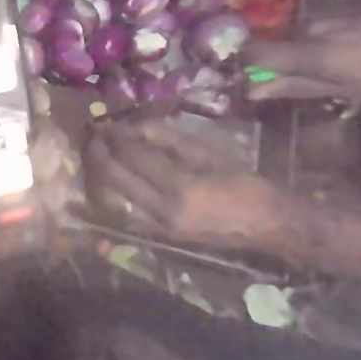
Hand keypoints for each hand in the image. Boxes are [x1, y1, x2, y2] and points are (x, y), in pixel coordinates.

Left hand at [85, 120, 288, 249]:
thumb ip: (169, 139)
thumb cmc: (243, 182)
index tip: (107, 123)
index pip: (133, 157)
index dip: (116, 137)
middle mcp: (163, 211)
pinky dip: (110, 196)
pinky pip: (123, 214)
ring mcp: (159, 228)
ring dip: (98, 176)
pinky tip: (108, 179)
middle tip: (94, 136)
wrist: (266, 224)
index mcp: (180, 187)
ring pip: (110, 201)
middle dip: (99, 154)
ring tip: (96, 155)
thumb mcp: (209, 152)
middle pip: (114, 178)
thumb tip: (134, 126)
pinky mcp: (159, 236)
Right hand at [247, 5, 360, 102]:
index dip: (240, 66)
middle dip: (263, 62)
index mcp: (310, 52)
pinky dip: (304, 44)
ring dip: (286, 53)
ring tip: (305, 71)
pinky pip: (305, 29)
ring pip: (286, 37)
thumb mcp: (347, 90)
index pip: (253, 53)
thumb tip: (253, 92)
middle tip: (272, 83)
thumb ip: (296, 87)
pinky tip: (326, 54)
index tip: (239, 80)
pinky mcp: (332, 9)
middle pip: (267, 44)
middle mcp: (307, 28)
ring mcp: (320, 15)